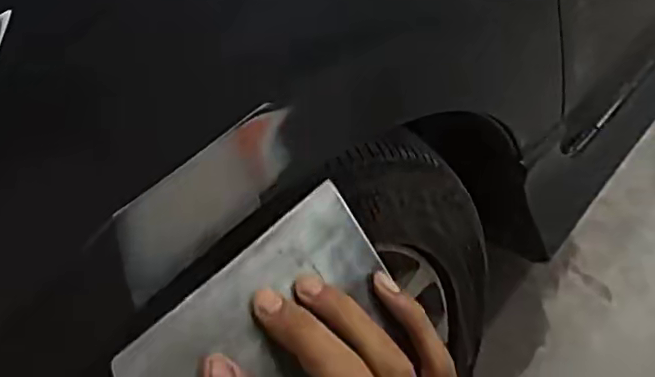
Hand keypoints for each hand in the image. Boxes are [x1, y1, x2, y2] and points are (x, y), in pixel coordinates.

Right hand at [205, 270, 455, 376]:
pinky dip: (412, 319)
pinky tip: (382, 286)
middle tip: (269, 302)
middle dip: (306, 333)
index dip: (278, 362)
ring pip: (393, 360)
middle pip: (351, 372)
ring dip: (348, 316)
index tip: (232, 344)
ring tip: (311, 287)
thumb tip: (216, 368)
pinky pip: (438, 363)